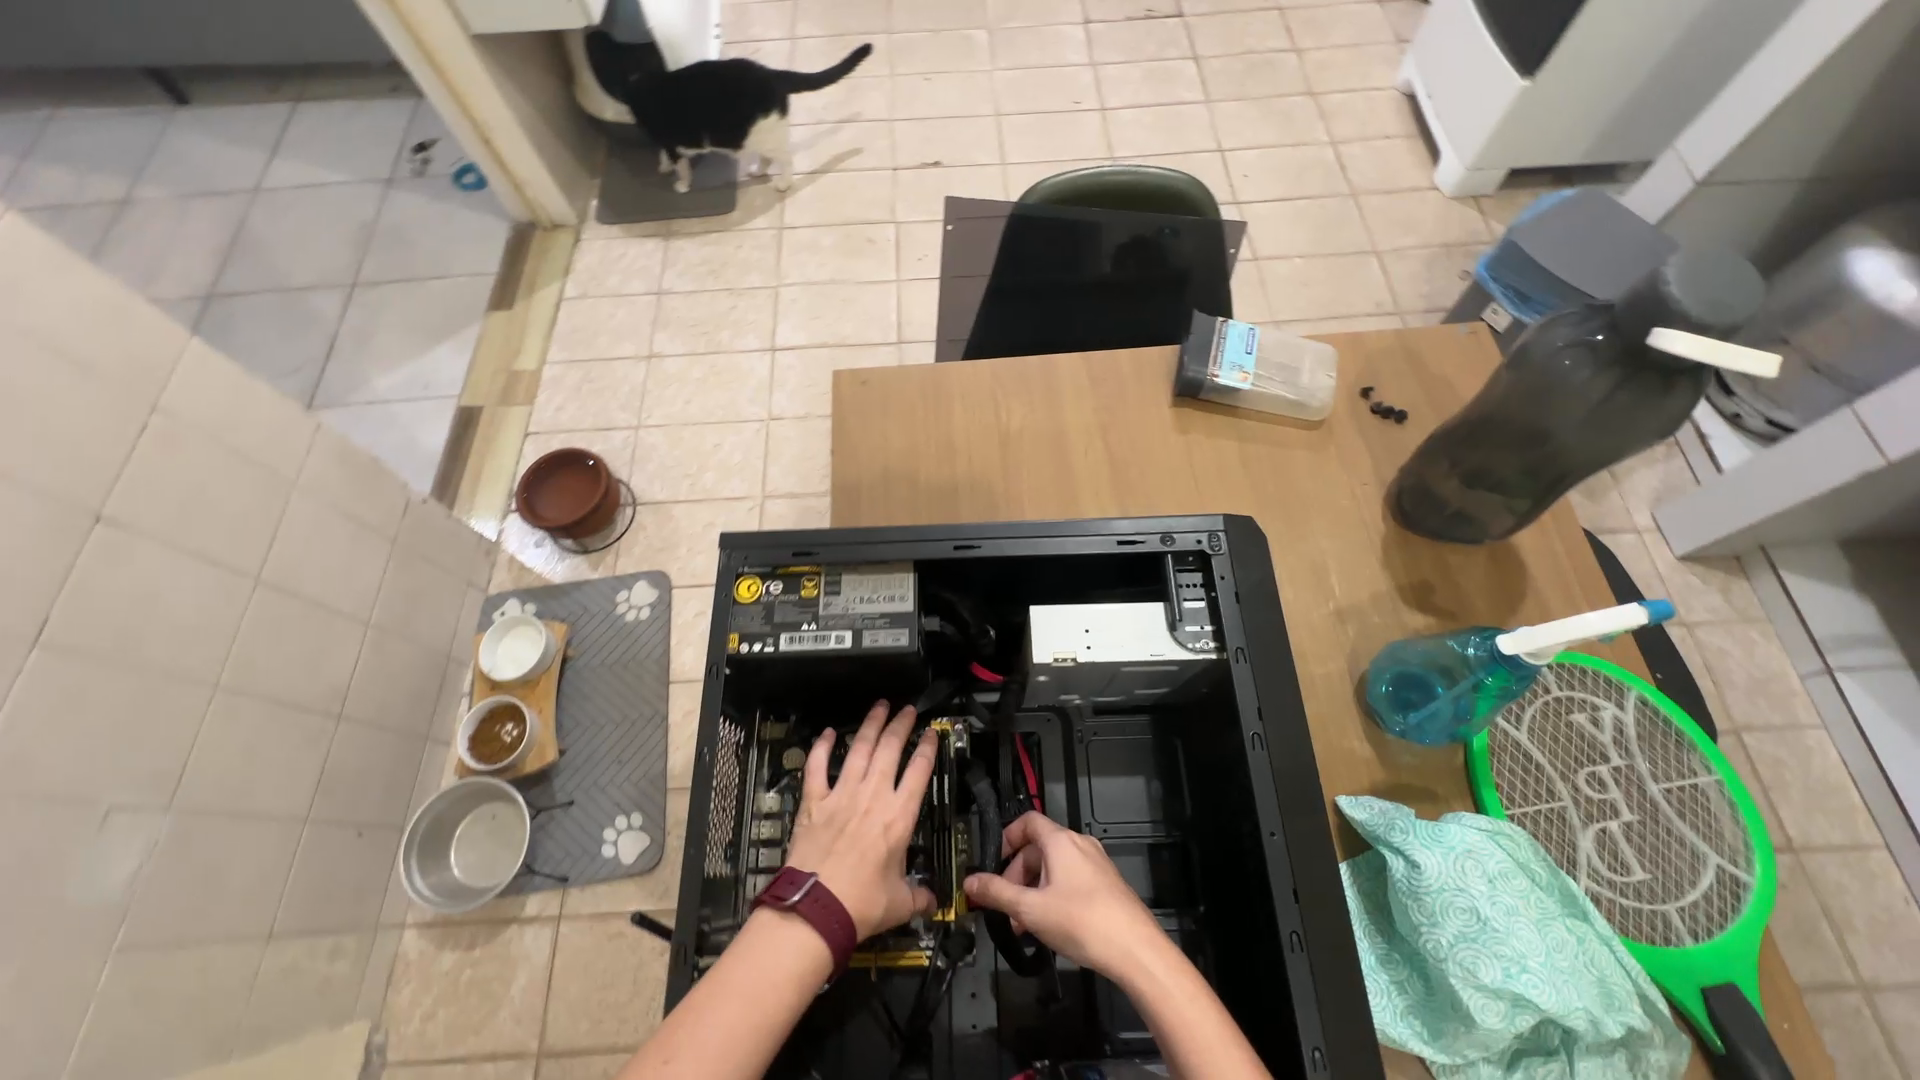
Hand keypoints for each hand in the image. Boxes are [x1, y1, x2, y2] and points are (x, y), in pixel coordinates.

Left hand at [782, 702, 938, 939]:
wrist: (815, 910)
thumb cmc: (861, 905)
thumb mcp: (900, 903)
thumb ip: (919, 896)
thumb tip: (932, 900)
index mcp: (899, 817)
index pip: (920, 771)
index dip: (928, 748)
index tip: (932, 733)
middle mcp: (872, 797)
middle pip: (890, 749)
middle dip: (901, 725)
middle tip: (907, 710)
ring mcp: (841, 795)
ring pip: (859, 749)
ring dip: (870, 725)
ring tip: (880, 707)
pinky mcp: (813, 802)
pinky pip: (817, 767)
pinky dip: (822, 748)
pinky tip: (827, 733)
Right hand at [963, 811, 1166, 978]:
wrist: (1136, 950)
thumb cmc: (1080, 922)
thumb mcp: (1030, 909)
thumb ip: (996, 893)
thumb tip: (969, 882)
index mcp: (1060, 841)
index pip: (1027, 822)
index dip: (1006, 838)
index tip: (991, 864)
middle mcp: (1080, 844)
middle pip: (1038, 849)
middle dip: (1016, 876)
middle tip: (1006, 908)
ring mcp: (1097, 864)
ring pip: (1054, 868)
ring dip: (1033, 890)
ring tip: (1024, 925)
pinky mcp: (1107, 885)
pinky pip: (1071, 880)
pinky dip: (1053, 895)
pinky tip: (1049, 926)